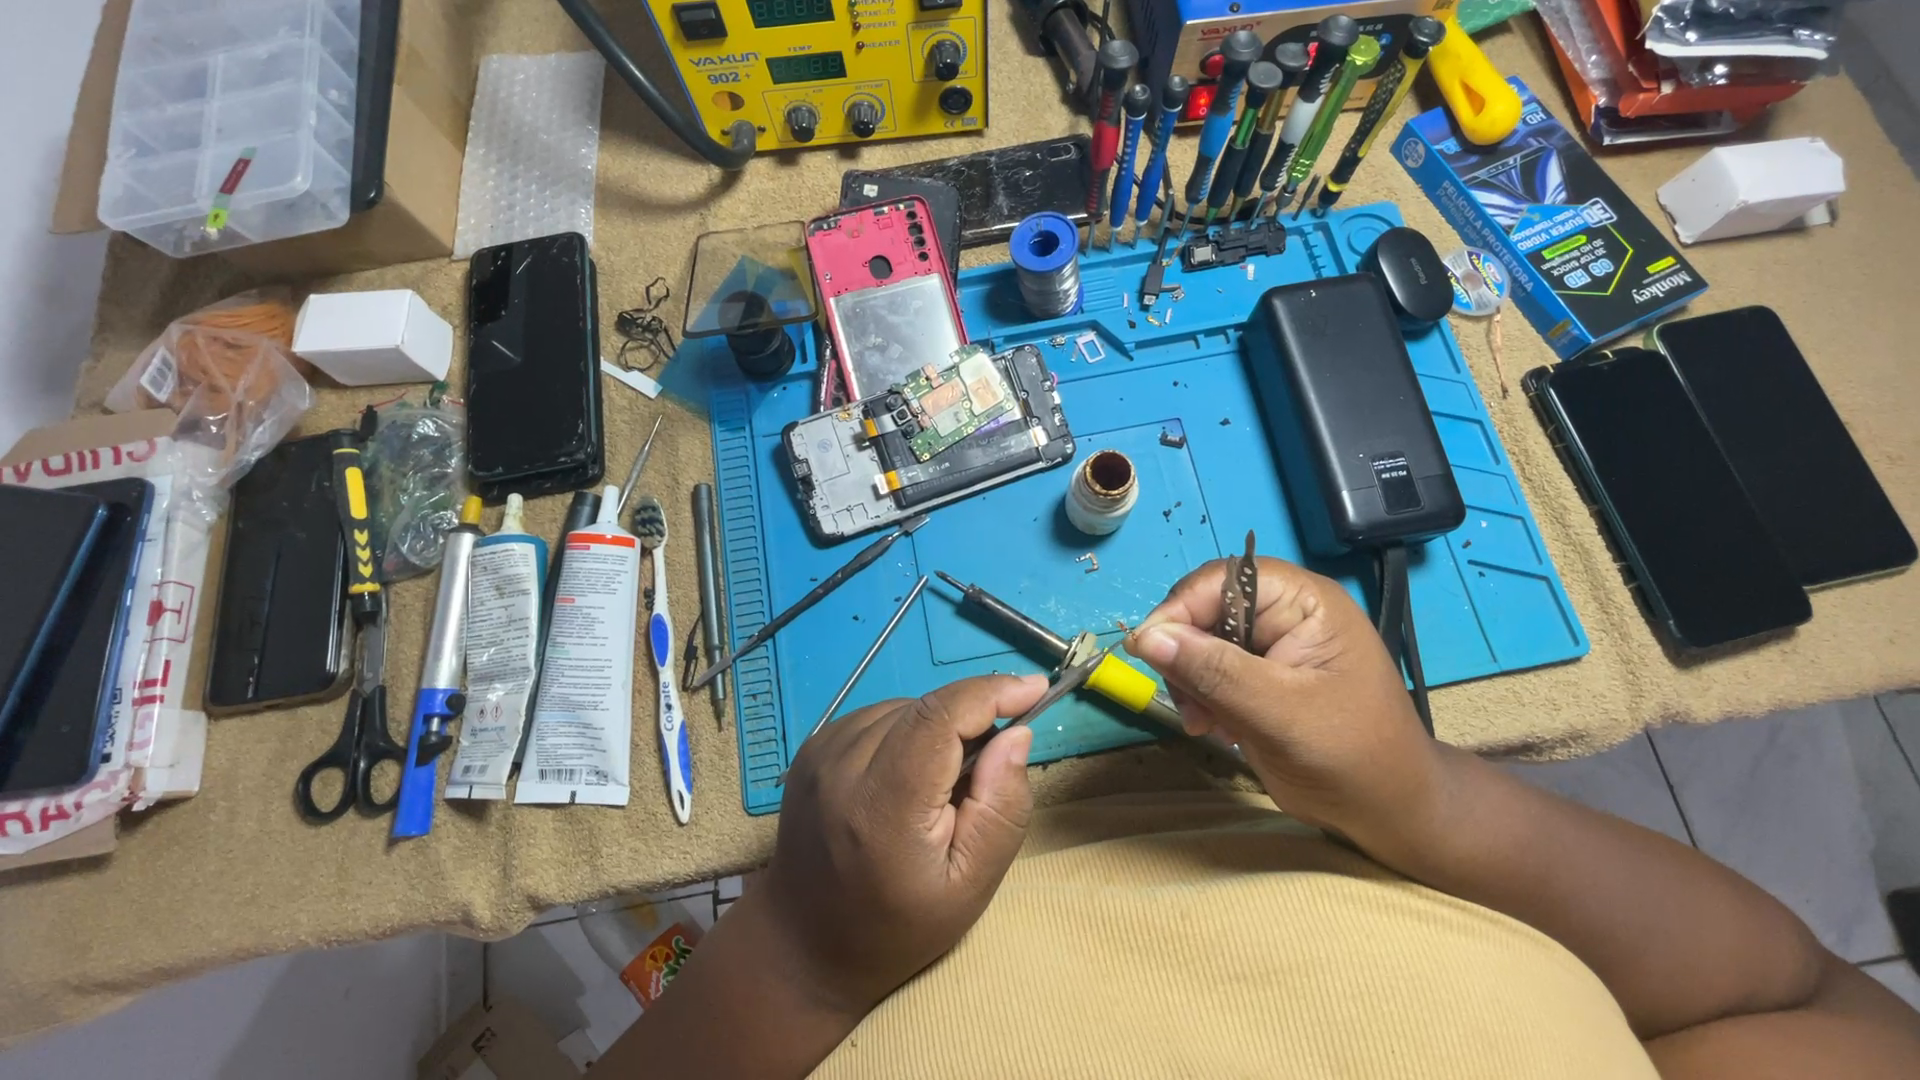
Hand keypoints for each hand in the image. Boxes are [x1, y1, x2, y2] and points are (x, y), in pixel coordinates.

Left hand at [757, 673, 1046, 1015]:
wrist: (805, 943)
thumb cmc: (898, 926)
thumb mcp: (970, 886)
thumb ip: (1001, 809)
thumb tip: (1017, 732)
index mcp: (883, 805)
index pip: (940, 716)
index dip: (991, 693)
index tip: (1035, 690)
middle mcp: (842, 765)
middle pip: (926, 707)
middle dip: (973, 717)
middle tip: (990, 767)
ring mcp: (820, 751)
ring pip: (904, 707)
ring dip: (939, 727)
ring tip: (941, 784)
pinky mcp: (812, 747)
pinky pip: (878, 717)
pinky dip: (908, 731)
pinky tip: (908, 775)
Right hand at [1124, 557, 1442, 841]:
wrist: (1387, 810)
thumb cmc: (1351, 756)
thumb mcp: (1281, 713)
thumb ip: (1214, 672)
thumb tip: (1145, 637)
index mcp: (1303, 601)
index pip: (1223, 579)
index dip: (1181, 608)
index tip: (1149, 652)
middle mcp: (1282, 612)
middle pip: (1204, 608)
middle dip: (1185, 653)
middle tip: (1188, 703)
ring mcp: (1269, 644)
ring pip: (1196, 641)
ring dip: (1188, 682)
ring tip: (1204, 723)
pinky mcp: (1255, 675)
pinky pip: (1205, 670)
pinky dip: (1198, 698)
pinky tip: (1213, 728)